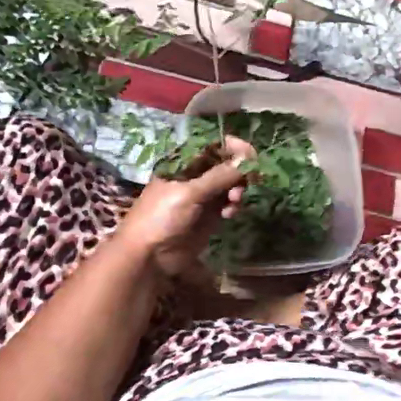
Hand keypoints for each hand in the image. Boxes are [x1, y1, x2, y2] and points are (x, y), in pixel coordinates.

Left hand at [111, 136, 255, 281]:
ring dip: (238, 188)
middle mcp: (194, 174)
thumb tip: (247, 159)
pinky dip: (233, 205)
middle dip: (239, 169)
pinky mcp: (209, 215)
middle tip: (251, 179)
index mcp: (182, 162)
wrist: (149, 256)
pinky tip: (230, 214)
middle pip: (224, 163)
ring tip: (235, 201)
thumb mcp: (189, 193)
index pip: (211, 144)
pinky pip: (228, 203)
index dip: (232, 146)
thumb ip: (218, 176)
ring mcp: (202, 195)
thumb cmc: (162, 217)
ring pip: (230, 183)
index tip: (250, 153)